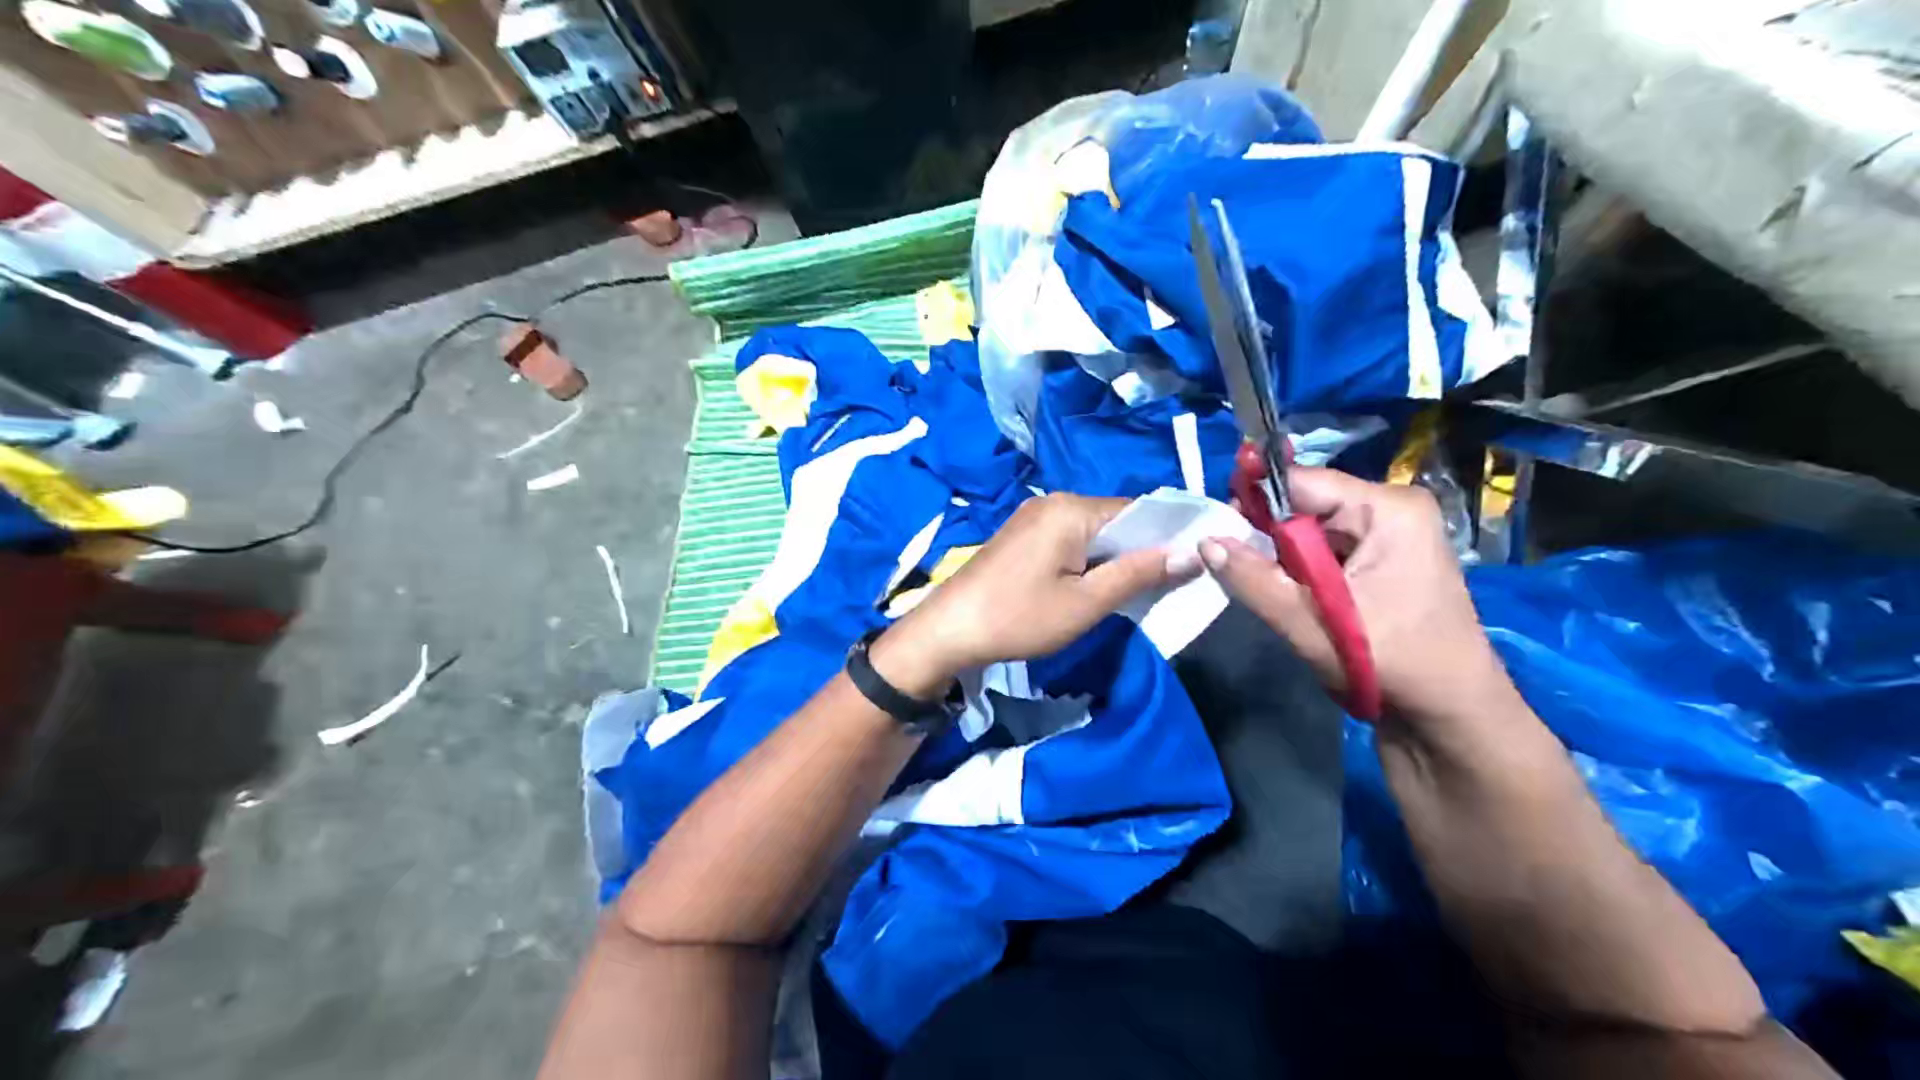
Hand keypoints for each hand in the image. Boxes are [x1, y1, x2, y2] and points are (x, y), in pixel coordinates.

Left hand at [870, 494, 1178, 698]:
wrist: (949, 629)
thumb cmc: (1019, 617)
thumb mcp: (1086, 604)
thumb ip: (1138, 573)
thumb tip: (1191, 552)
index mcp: (1071, 509)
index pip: (1140, 512)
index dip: (1170, 537)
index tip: (1198, 564)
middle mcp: (1054, 501)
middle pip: (1117, 519)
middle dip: (1143, 549)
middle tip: (1172, 585)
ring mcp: (1036, 516)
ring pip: (1095, 531)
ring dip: (1117, 557)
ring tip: (1140, 590)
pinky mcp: (1025, 535)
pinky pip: (1073, 539)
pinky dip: (1092, 560)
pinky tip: (1099, 586)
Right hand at [1201, 467, 1514, 728]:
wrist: (1449, 718)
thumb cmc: (1389, 663)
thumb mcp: (1308, 622)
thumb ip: (1251, 578)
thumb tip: (1204, 540)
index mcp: (1386, 509)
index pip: (1300, 481)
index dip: (1252, 498)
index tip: (1216, 526)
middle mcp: (1391, 510)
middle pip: (1304, 504)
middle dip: (1266, 534)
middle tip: (1237, 566)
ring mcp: (1392, 536)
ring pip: (1310, 530)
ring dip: (1282, 558)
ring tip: (1267, 588)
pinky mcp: (1385, 561)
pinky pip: (1326, 549)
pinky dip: (1301, 569)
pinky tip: (1293, 596)